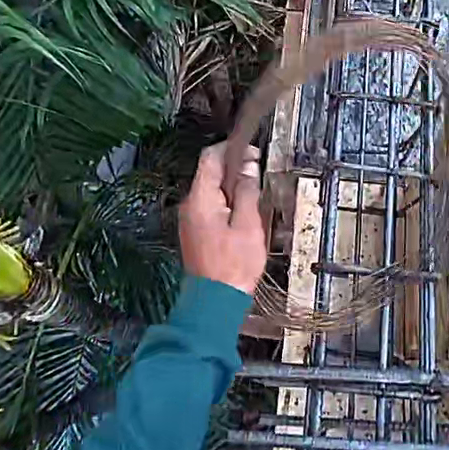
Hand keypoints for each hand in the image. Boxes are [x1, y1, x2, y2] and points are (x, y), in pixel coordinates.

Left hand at [180, 143, 266, 295]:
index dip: (232, 148)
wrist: (215, 300)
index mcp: (200, 198)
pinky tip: (243, 212)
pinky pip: (210, 206)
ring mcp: (190, 218)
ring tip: (255, 193)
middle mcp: (190, 204)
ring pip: (211, 189)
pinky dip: (226, 202)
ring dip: (232, 186)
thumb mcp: (248, 224)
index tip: (253, 152)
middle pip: (210, 172)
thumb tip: (249, 167)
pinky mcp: (195, 231)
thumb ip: (248, 191)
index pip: (210, 157)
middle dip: (234, 167)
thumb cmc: (233, 265)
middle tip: (258, 172)